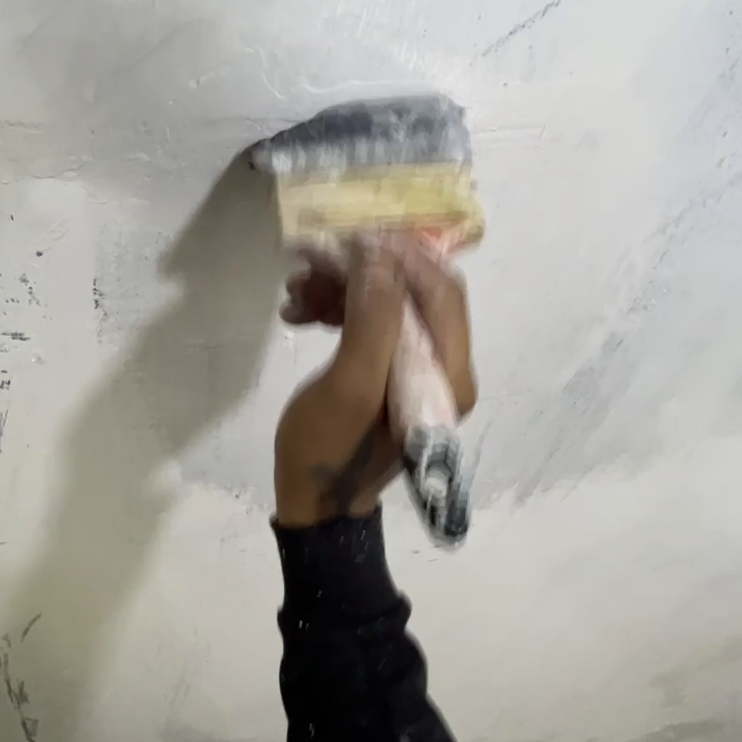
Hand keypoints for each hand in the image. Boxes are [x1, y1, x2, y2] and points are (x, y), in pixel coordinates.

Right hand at [273, 236, 474, 526]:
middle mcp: (443, 366)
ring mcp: (417, 368)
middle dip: (360, 270)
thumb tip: (378, 259)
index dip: (398, 256)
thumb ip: (372, 323)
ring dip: (341, 287)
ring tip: (293, 292)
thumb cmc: (327, 453)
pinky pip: (370, 321)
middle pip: (413, 290)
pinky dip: (337, 308)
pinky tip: (299, 312)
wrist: (313, 503)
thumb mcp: (347, 390)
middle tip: (307, 262)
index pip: (441, 291)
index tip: (345, 238)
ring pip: (386, 300)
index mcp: (447, 374)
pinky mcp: (389, 370)